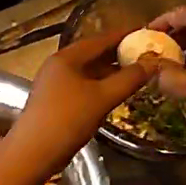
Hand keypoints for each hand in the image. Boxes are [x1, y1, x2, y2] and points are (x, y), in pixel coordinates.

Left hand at [7, 30, 150, 172]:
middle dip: (118, 54)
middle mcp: (57, 66)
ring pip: (87, 72)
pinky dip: (100, 87)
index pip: (99, 39)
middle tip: (143, 55)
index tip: (144, 32)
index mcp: (66, 58)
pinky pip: (82, 87)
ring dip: (109, 73)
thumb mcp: (103, 98)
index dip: (123, 35)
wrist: (33, 152)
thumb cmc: (67, 119)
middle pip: (92, 55)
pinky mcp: (54, 102)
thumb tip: (152, 63)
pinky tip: (114, 94)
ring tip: (134, 74)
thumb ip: (129, 79)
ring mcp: (54, 84)